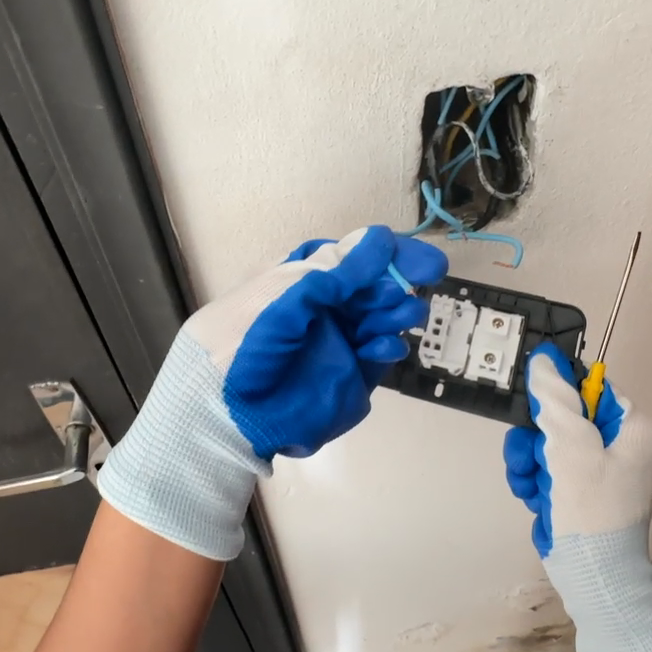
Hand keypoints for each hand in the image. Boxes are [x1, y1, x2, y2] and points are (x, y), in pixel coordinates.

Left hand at [100, 225, 448, 559]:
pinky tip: (386, 348)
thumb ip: (336, 269)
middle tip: (414, 290)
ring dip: (397, 314)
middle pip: (375, 289)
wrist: (221, 412)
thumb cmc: (246, 340)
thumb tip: (382, 239)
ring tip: (405, 315)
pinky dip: (387, 349)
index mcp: (304, 280)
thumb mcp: (288, 294)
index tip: (430, 262)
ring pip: (381, 321)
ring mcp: (338, 344)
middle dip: (397, 286)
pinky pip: (377, 358)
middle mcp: (325, 308)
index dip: (393, 255)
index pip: (356, 258)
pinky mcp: (348, 379)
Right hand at [503, 345, 651, 651]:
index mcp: (632, 427)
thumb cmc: (592, 510)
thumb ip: (554, 399)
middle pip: (561, 416)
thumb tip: (543, 357)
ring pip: (546, 442)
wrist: (596, 581)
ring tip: (530, 487)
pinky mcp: (580, 489)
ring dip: (529, 463)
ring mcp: (599, 468)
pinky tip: (535, 499)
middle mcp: (619, 442)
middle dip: (535, 440)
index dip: (553, 398)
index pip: (585, 388)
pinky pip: (547, 467)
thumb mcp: (570, 446)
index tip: (532, 414)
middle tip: (529, 459)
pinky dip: (534, 481)